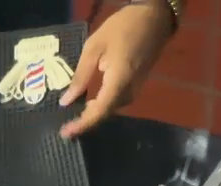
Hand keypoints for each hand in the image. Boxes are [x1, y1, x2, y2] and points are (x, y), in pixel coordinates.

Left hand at [60, 2, 175, 137]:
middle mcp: (128, 91)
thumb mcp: (94, 46)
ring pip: (109, 110)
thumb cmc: (123, 26)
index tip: (65, 133)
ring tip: (75, 114)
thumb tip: (66, 101)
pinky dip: (101, 105)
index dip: (82, 125)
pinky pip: (116, 102)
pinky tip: (90, 102)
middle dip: (84, 122)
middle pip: (104, 114)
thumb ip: (80, 75)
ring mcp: (134, 90)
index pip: (98, 112)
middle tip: (66, 127)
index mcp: (118, 81)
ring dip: (92, 114)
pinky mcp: (136, 87)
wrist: (155, 16)